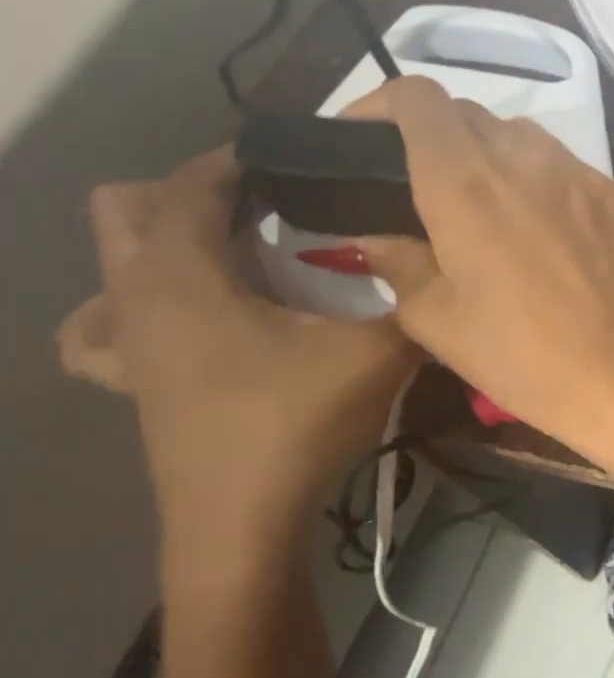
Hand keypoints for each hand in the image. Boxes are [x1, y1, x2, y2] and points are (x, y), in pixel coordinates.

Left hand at [57, 148, 420, 540]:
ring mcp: (125, 340)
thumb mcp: (380, 354)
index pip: (192, 181)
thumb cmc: (296, 423)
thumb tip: (445, 269)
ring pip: (113, 260)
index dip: (247, 159)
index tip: (311, 160)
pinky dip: (136, 309)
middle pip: (130, 205)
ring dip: (168, 244)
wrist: (242, 519)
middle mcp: (136, 293)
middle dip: (200, 192)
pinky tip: (187, 323)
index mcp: (182, 271)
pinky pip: (104, 327)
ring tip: (240, 260)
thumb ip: (416, 303)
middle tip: (279, 209)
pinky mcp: (133, 381)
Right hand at [346, 77, 613, 457]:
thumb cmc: (516, 354)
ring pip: (528, 139)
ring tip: (490, 207)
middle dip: (438, 136)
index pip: (418, 97)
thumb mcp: (430, 314)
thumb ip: (396, 257)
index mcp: (464, 180)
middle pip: (472, 115)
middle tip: (426, 185)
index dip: (382, 104)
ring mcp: (584, 177)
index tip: (368, 141)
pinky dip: (549, 185)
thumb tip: (382, 233)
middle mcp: (527, 160)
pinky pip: (575, 172)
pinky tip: (549, 230)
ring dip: (498, 157)